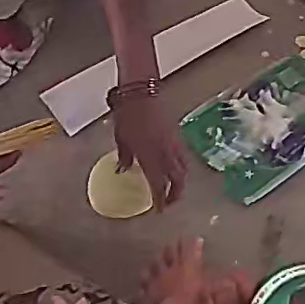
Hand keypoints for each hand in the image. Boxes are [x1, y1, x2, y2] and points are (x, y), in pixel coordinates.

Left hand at [112, 92, 188, 208]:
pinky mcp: (177, 136)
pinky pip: (182, 157)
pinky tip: (174, 168)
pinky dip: (180, 167)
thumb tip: (123, 169)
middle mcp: (165, 153)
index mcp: (149, 155)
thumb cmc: (127, 114)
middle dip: (175, 194)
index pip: (158, 184)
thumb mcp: (121, 137)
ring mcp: (173, 144)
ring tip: (174, 188)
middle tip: (168, 203)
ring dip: (180, 182)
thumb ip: (124, 156)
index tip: (158, 210)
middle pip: (177, 180)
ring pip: (183, 169)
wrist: (141, 93)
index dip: (160, 199)